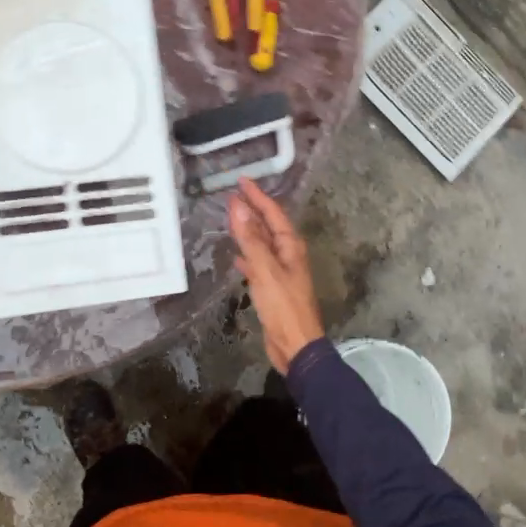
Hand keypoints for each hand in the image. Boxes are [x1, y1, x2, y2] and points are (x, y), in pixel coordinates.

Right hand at [228, 177, 324, 373]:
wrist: (296, 346)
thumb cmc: (284, 307)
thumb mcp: (265, 271)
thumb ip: (251, 240)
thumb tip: (238, 207)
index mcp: (290, 247)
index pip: (273, 213)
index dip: (257, 196)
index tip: (241, 181)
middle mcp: (288, 255)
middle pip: (268, 226)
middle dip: (252, 210)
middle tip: (231, 196)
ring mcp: (281, 272)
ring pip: (262, 244)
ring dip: (248, 231)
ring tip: (230, 219)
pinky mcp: (273, 288)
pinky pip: (258, 264)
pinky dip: (247, 256)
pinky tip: (236, 256)